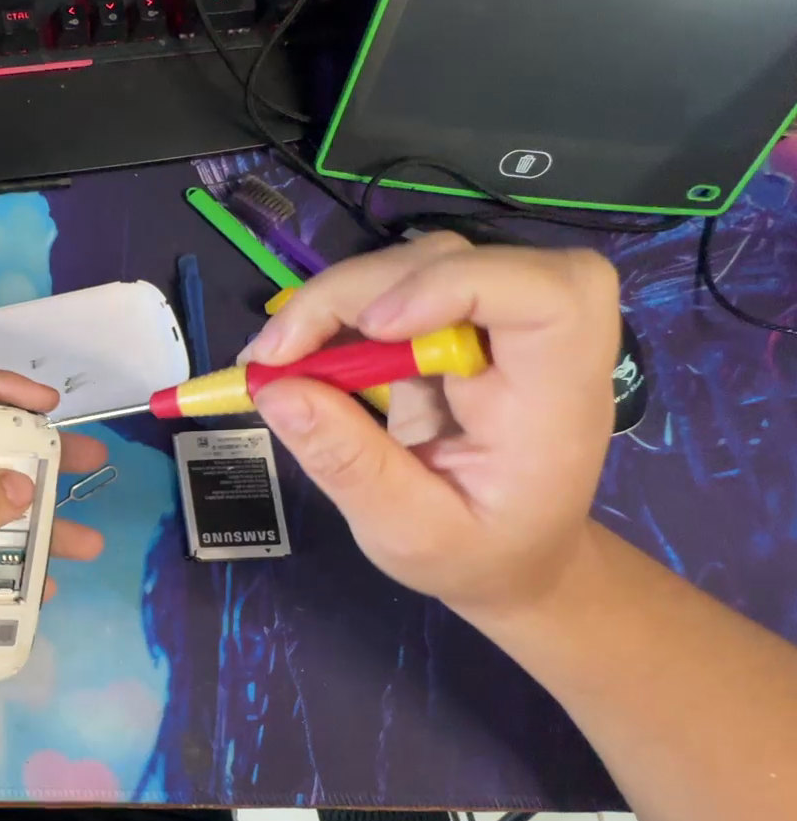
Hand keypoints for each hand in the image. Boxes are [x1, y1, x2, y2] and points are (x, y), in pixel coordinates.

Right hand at [246, 232, 621, 616]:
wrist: (507, 558)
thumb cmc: (474, 554)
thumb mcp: (405, 532)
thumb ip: (348, 464)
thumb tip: (273, 391)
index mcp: (550, 402)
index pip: (550, 295)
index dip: (460, 285)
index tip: (374, 328)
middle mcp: (527, 349)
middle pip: (457, 262)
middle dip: (352, 293)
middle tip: (273, 354)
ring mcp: (484, 333)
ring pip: (413, 266)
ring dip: (330, 300)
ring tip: (270, 358)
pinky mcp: (442, 333)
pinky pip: (384, 293)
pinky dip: (326, 315)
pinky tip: (288, 353)